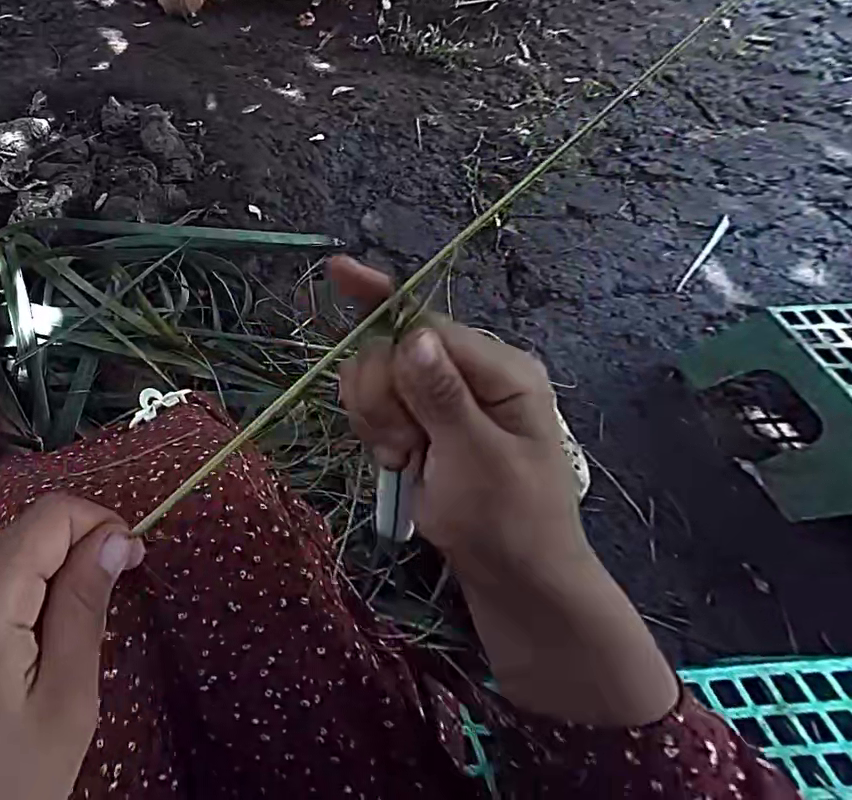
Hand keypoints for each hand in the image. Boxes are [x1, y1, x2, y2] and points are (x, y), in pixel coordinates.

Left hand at [0, 493, 144, 799]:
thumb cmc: (1, 784)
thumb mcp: (64, 701)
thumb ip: (85, 605)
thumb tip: (116, 538)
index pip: (54, 512)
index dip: (102, 524)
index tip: (132, 560)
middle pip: (35, 527)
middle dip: (81, 553)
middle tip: (107, 611)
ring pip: (20, 547)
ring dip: (57, 576)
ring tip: (69, 642)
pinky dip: (31, 592)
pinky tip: (37, 644)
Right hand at [329, 256, 677, 725]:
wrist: (513, 581)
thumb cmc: (508, 523)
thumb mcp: (477, 460)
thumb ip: (441, 396)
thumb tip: (412, 336)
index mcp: (498, 370)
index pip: (426, 325)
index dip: (381, 302)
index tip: (338, 270)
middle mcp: (467, 371)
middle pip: (390, 349)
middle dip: (381, 396)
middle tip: (400, 447)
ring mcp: (440, 393)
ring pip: (373, 374)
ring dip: (374, 416)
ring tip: (403, 458)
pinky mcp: (418, 415)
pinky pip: (372, 400)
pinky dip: (372, 427)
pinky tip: (396, 457)